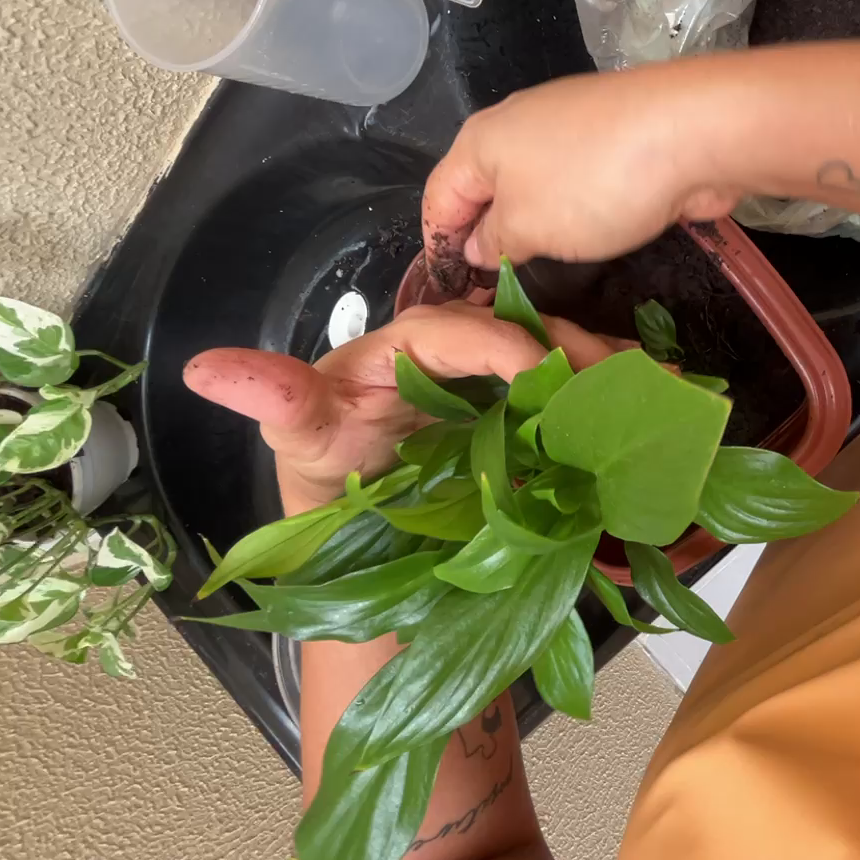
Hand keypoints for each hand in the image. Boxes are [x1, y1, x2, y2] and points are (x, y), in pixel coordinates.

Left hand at [182, 301, 633, 513]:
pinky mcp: (523, 407)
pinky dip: (609, 391)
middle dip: (574, 348)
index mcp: (409, 344)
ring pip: (554, 356)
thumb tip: (202, 368)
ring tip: (657, 384)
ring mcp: (497, 380)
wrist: (372, 529)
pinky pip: (568, 389)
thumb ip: (276, 400)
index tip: (544, 371)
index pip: (457, 330)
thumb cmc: (333, 474)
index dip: (501, 343)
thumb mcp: (305, 437)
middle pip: (521, 333)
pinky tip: (653, 395)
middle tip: (623, 373)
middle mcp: (460, 351)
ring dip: (605, 367)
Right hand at [422, 59, 754, 278]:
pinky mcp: (615, 142)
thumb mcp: (528, 225)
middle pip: (485, 189)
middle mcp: (520, 126)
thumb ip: (495, 241)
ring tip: (531, 277)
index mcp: (481, 140)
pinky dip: (571, 217)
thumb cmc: (591, 184)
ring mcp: (572, 131)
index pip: (439, 196)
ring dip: (530, 230)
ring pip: (534, 189)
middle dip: (483, 239)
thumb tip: (476, 247)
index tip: (447, 289)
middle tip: (490, 293)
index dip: (437, 244)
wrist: (691, 134)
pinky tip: (581, 245)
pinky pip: (577, 187)